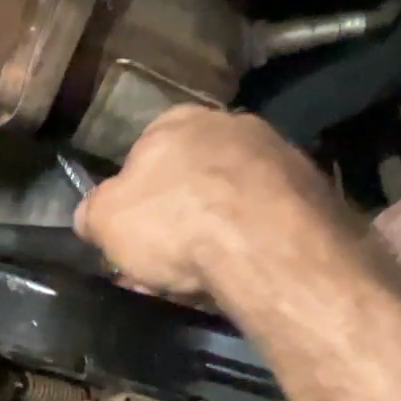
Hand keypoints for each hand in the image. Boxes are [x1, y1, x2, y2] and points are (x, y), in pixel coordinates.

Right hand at [75, 107, 366, 305]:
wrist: (265, 245)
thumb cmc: (173, 223)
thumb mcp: (104, 221)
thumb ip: (92, 212)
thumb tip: (90, 215)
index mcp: (174, 120)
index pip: (140, 157)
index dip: (131, 203)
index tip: (129, 240)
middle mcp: (229, 122)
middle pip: (187, 180)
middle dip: (172, 221)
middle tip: (160, 267)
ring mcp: (276, 152)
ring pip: (226, 201)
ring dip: (210, 234)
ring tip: (198, 279)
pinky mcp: (310, 187)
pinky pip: (262, 219)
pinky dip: (247, 243)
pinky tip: (237, 273)